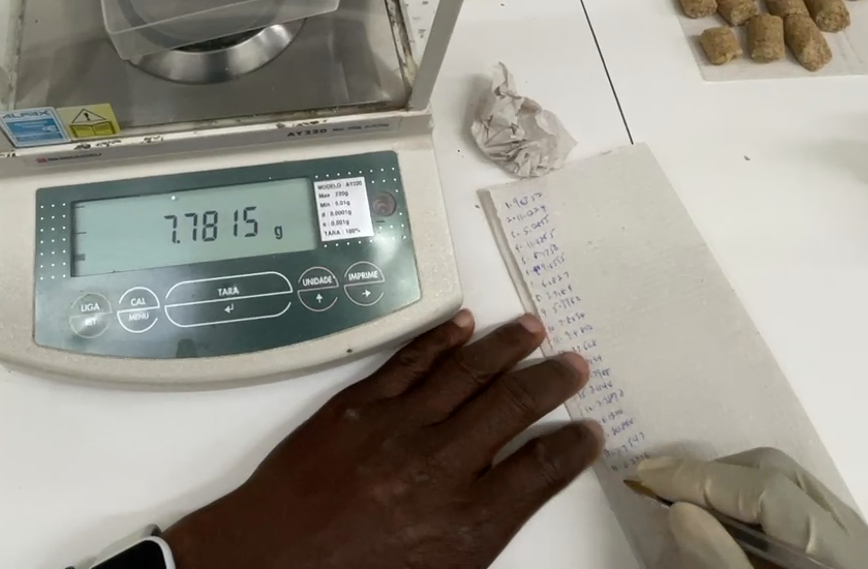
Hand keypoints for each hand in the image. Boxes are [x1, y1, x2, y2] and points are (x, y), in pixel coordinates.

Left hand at [164, 311, 601, 568]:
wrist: (278, 558)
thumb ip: (480, 529)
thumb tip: (510, 491)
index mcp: (468, 523)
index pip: (539, 473)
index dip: (570, 449)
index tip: (589, 429)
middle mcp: (442, 465)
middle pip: (511, 409)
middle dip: (549, 382)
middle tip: (573, 363)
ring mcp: (400, 425)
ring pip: (465, 372)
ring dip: (503, 346)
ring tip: (531, 327)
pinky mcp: (362, 401)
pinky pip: (410, 361)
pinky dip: (439, 339)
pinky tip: (462, 322)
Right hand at [637, 449, 867, 568]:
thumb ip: (725, 567)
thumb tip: (679, 508)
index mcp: (849, 558)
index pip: (767, 491)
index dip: (700, 477)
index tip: (643, 476)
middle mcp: (864, 544)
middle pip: (779, 475)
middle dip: (713, 474)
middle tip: (660, 489)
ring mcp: (865, 549)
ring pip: (789, 485)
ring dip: (729, 486)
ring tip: (687, 506)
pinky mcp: (855, 556)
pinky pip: (798, 509)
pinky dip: (752, 506)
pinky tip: (727, 528)